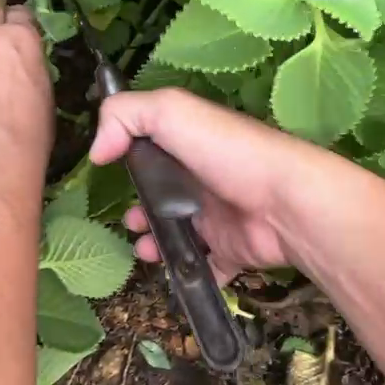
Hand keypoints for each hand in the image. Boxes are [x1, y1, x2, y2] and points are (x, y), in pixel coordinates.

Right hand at [89, 88, 377, 281]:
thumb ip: (124, 115)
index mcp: (189, 139)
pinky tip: (171, 273)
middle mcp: (203, 174)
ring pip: (177, 231)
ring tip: (145, 250)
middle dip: (138, 209)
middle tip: (129, 221)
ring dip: (155, 243)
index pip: (152, 144)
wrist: (287, 203)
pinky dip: (187, 272)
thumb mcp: (170, 111)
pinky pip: (205, 265)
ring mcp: (219, 214)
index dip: (128, 156)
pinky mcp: (232, 249)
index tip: (109, 171)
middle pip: (161, 193)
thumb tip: (96, 151)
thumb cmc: (227, 151)